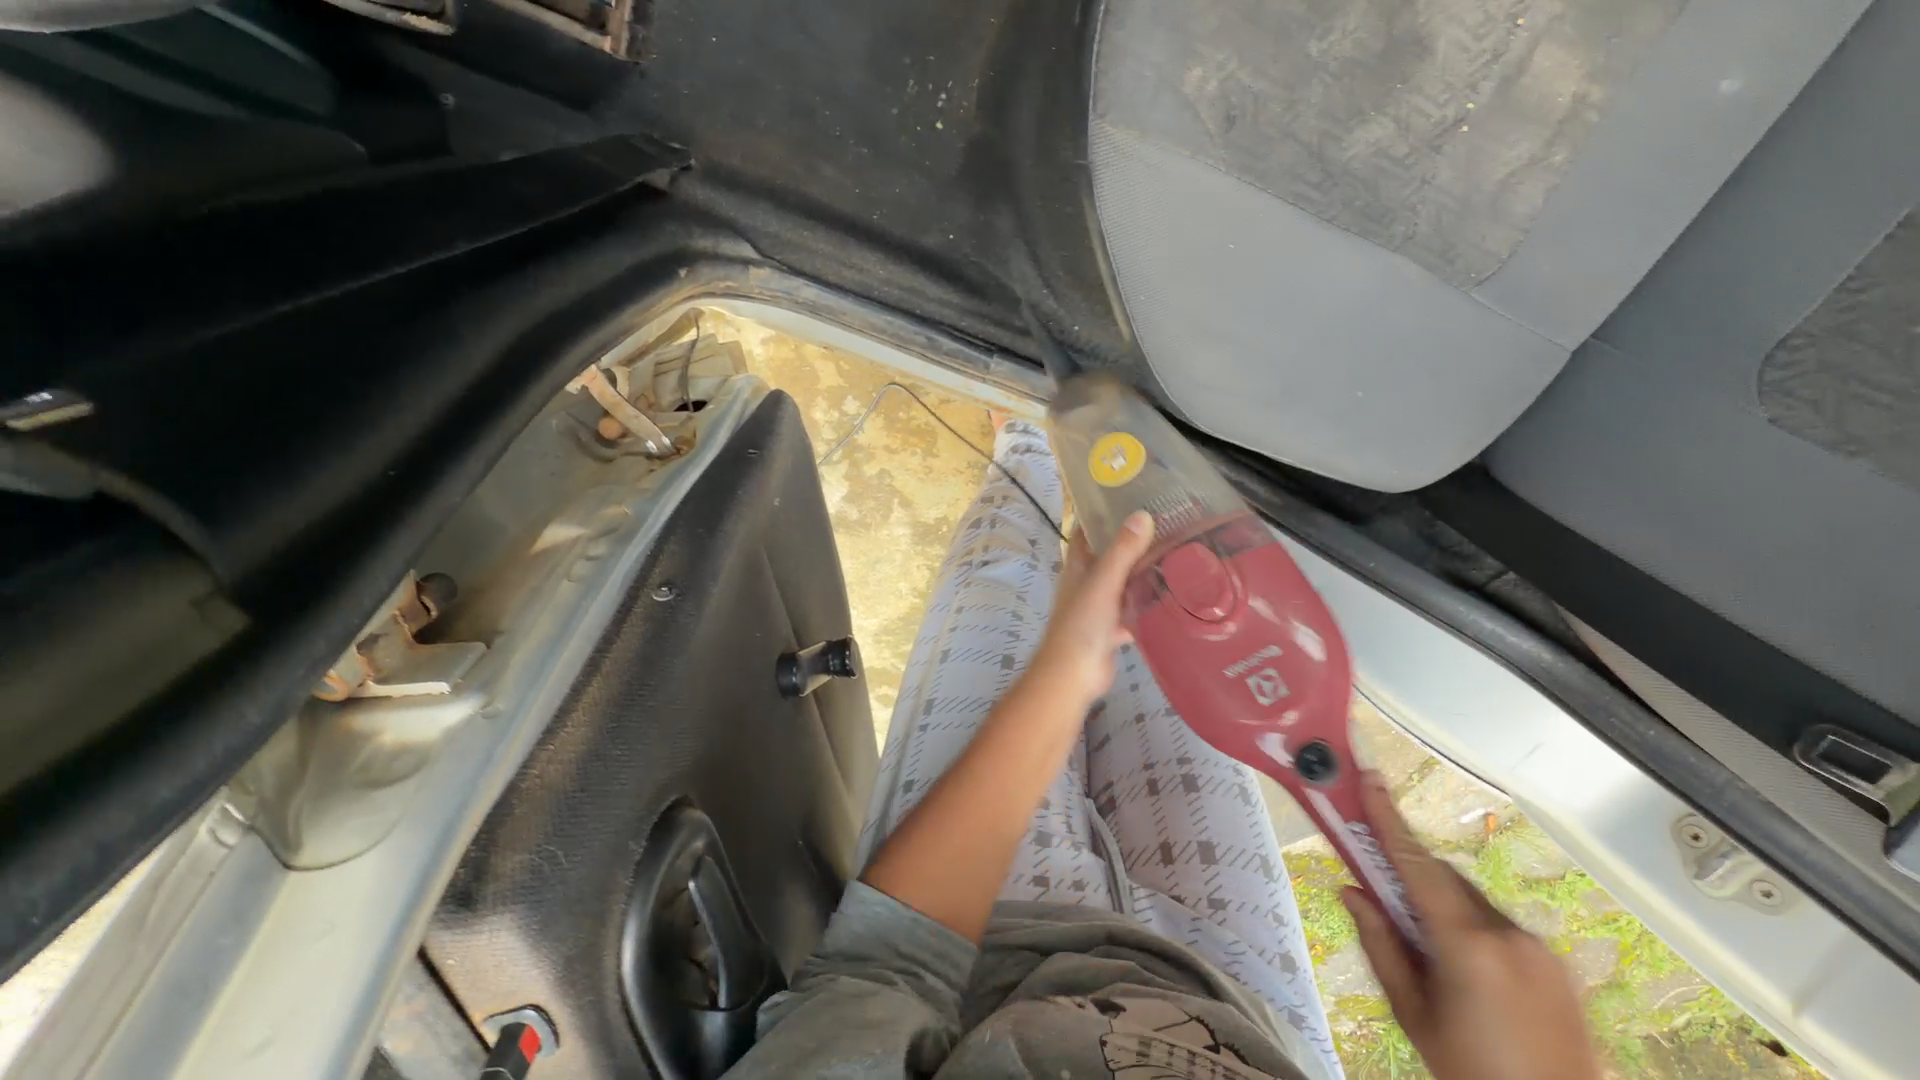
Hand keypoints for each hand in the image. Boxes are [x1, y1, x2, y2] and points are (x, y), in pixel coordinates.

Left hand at [1024, 512, 1155, 708]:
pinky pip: (1129, 613)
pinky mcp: (1108, 631)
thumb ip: (1122, 551)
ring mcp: (1096, 608)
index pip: (1085, 532)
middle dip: (1130, 542)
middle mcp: (1085, 583)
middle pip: (1107, 556)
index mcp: (1077, 567)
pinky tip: (1168, 600)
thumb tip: (1142, 515)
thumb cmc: (1082, 624)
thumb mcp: (1104, 582)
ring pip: (1120, 584)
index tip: (1128, 497)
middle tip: (1165, 525)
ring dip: (1140, 574)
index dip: (1100, 514)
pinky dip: (1144, 607)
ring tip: (1174, 556)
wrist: (1072, 674)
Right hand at [1343, 773, 1601, 1079]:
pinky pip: (1499, 925)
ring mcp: (1537, 945)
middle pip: (1444, 879)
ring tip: (1425, 946)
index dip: (1388, 819)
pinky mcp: (1555, 962)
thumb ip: (1380, 945)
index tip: (1369, 779)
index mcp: (1466, 944)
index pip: (1415, 866)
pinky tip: (1464, 967)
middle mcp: (1507, 932)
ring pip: (1472, 901)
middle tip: (1378, 884)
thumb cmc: (1469, 1070)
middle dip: (1409, 873)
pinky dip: (1471, 926)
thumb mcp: (1412, 1012)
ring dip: (1441, 904)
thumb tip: (1351, 891)